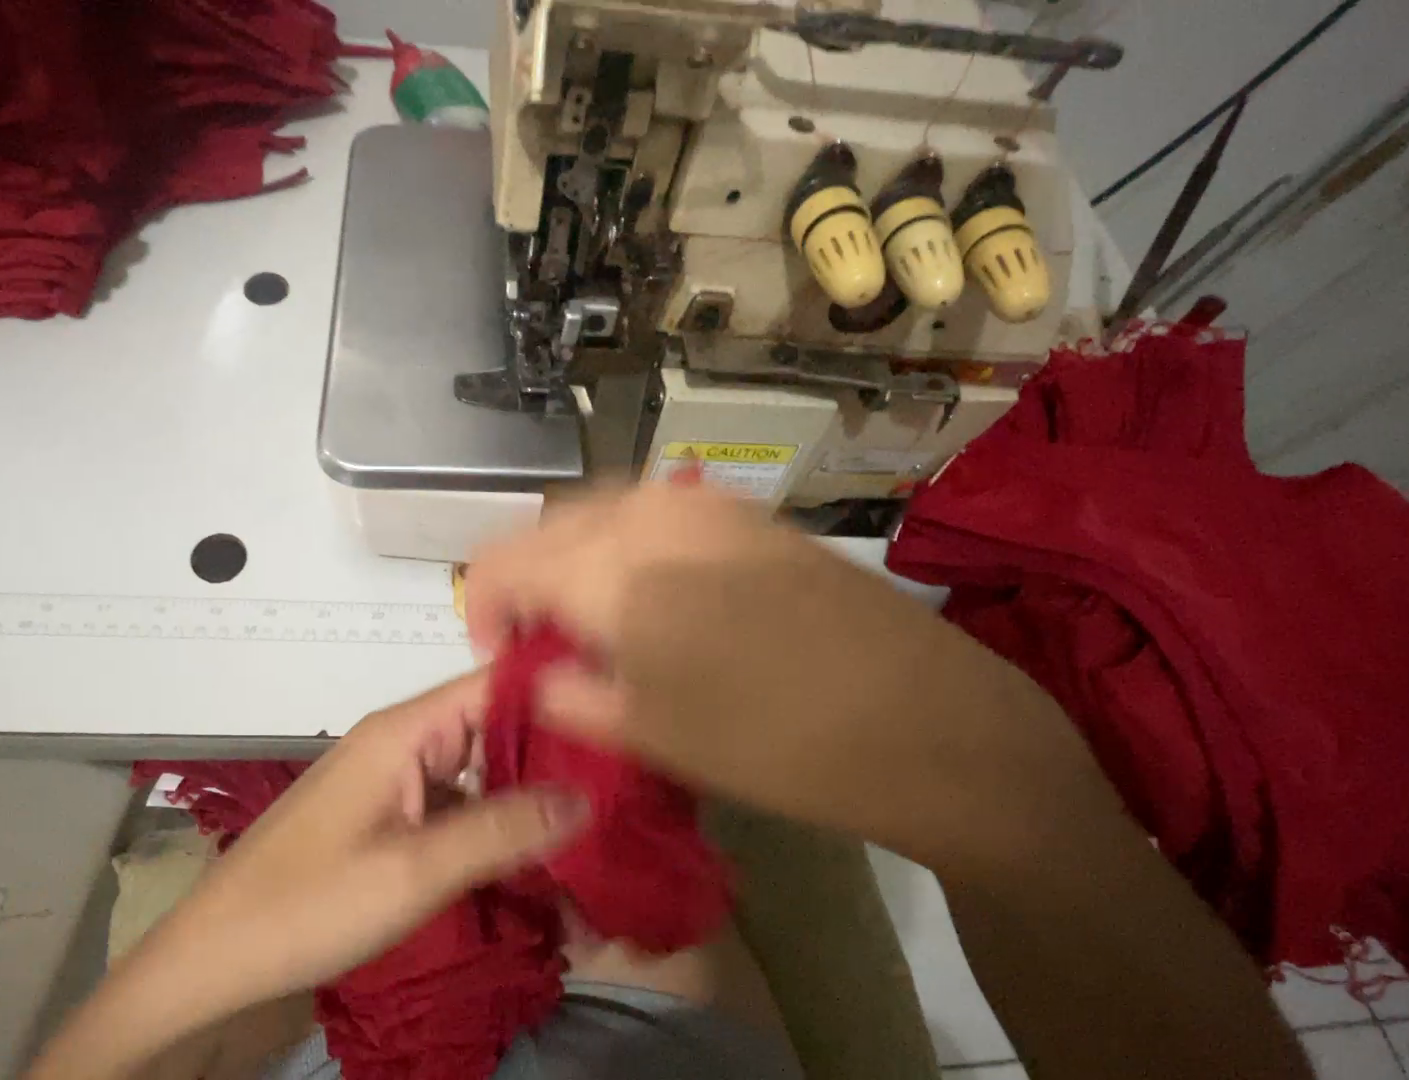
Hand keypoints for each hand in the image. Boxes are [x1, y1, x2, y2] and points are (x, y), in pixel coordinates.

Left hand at [135, 673, 589, 1020]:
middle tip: (626, 796)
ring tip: (597, 833)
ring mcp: (396, 779)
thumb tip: (588, 797)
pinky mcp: (391, 815)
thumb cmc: (310, 904)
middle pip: (494, 730)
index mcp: (405, 730)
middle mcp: (403, 741)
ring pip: (480, 773)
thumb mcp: (415, 871)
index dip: (557, 699)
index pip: (495, 686)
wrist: (217, 956)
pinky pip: (457, 807)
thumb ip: (502, 829)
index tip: (622, 728)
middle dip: (554, 761)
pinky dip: (496, 830)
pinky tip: (538, 862)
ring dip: (529, 803)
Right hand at [465, 484, 1125, 877]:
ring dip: (579, 560)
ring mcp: (704, 504)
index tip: (500, 654)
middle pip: (549, 529)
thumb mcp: (648, 734)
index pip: (502, 560)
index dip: (483, 607)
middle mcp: (646, 512)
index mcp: (608, 566)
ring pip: (603, 515)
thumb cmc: (773, 744)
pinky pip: (656, 515)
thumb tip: (535, 667)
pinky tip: (656, 596)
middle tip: (544, 641)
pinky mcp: (748, 513)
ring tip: (596, 620)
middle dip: (529, 579)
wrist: (925, 719)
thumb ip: (568, 691)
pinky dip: (629, 548)